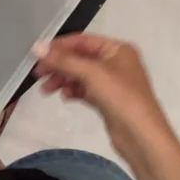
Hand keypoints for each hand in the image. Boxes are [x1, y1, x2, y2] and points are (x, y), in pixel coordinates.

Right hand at [32, 33, 173, 162]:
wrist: (143, 138)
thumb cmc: (121, 98)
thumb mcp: (91, 74)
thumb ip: (63, 60)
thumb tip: (36, 46)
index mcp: (117, 49)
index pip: (82, 40)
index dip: (59, 46)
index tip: (37, 55)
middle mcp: (116, 62)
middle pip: (80, 58)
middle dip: (59, 65)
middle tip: (38, 75)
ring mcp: (113, 82)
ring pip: (81, 74)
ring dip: (63, 79)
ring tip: (47, 90)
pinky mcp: (108, 100)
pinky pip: (86, 89)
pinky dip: (74, 91)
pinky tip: (65, 97)